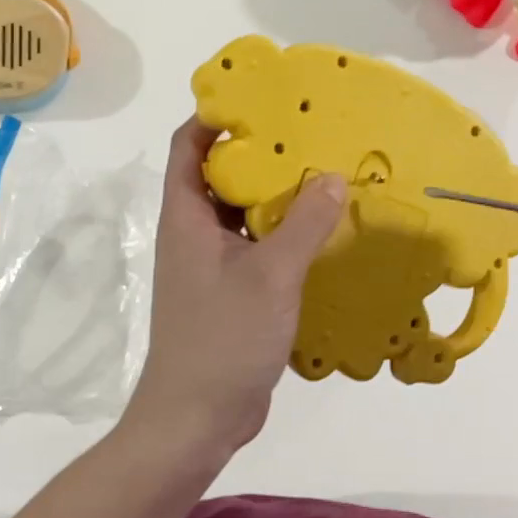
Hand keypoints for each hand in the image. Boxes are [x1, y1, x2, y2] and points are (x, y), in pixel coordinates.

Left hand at [122, 119, 345, 454]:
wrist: (195, 419)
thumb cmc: (222, 339)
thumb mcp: (269, 277)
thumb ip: (302, 225)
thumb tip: (331, 176)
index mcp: (186, 217)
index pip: (190, 146)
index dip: (217, 116)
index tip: (262, 98)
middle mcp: (193, 233)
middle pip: (220, 175)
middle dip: (260, 152)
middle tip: (310, 134)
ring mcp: (210, 265)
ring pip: (242, 214)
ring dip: (276, 196)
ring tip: (325, 174)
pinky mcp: (230, 293)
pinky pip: (255, 247)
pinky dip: (282, 234)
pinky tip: (322, 232)